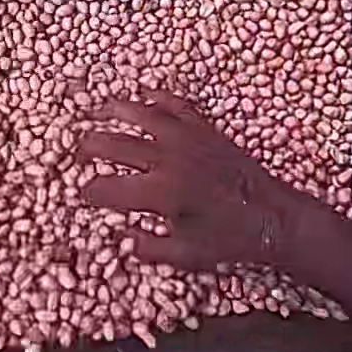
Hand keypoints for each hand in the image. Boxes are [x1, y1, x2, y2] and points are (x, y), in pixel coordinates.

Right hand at [77, 90, 334, 272]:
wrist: (273, 216)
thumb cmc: (229, 240)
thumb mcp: (185, 255)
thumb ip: (147, 247)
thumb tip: (119, 237)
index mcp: (160, 192)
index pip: (109, 187)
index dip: (89, 190)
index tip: (80, 193)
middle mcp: (168, 159)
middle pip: (115, 144)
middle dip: (90, 147)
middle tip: (78, 152)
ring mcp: (186, 138)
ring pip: (140, 115)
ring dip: (114, 112)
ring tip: (96, 111)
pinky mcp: (204, 129)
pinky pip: (174, 105)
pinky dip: (156, 98)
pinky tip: (144, 95)